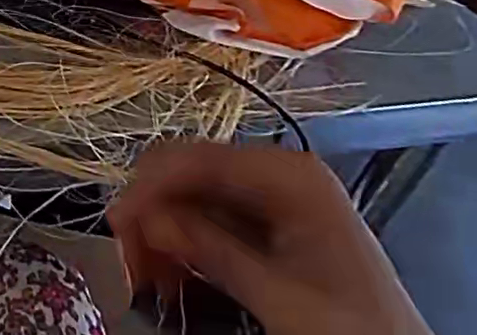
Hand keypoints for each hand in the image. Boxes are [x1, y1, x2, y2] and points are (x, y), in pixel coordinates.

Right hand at [109, 142, 429, 334]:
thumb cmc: (356, 332)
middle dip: (151, 211)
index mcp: (289, 173)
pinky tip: (164, 267)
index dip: (150, 186)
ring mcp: (268, 196)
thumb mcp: (282, 297)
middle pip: (185, 174)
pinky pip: (203, 219)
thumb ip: (209, 249)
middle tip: (125, 248)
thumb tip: (145, 219)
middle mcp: (274, 172)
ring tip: (141, 267)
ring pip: (187, 196)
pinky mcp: (263, 224)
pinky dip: (179, 242)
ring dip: (159, 230)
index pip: (196, 159)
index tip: (120, 220)